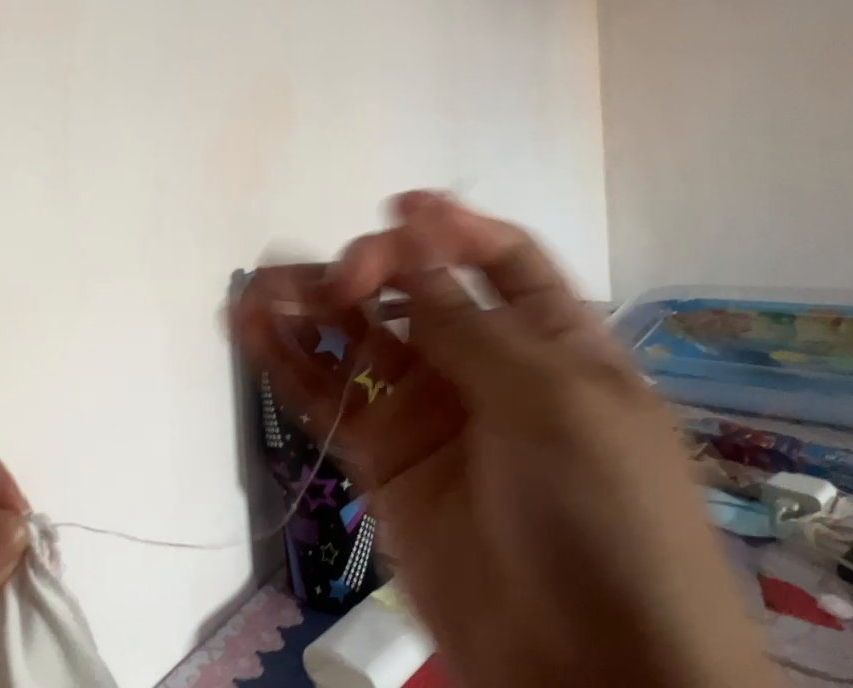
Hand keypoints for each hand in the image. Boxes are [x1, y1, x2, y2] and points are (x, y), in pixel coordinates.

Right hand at [234, 192, 776, 687]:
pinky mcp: (381, 457)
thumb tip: (411, 241)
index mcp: (551, 341)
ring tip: (257, 289)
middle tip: (338, 279)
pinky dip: (286, 361)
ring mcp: (427, 411)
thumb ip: (469, 323)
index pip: (498, 259)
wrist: (590, 668)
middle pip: (414, 290)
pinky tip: (249, 328)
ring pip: (357, 338)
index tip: (398, 211)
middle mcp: (485, 365)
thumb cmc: (603, 517)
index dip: (450, 227)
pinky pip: (327, 396)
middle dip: (370, 268)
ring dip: (307, 306)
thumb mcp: (553, 402)